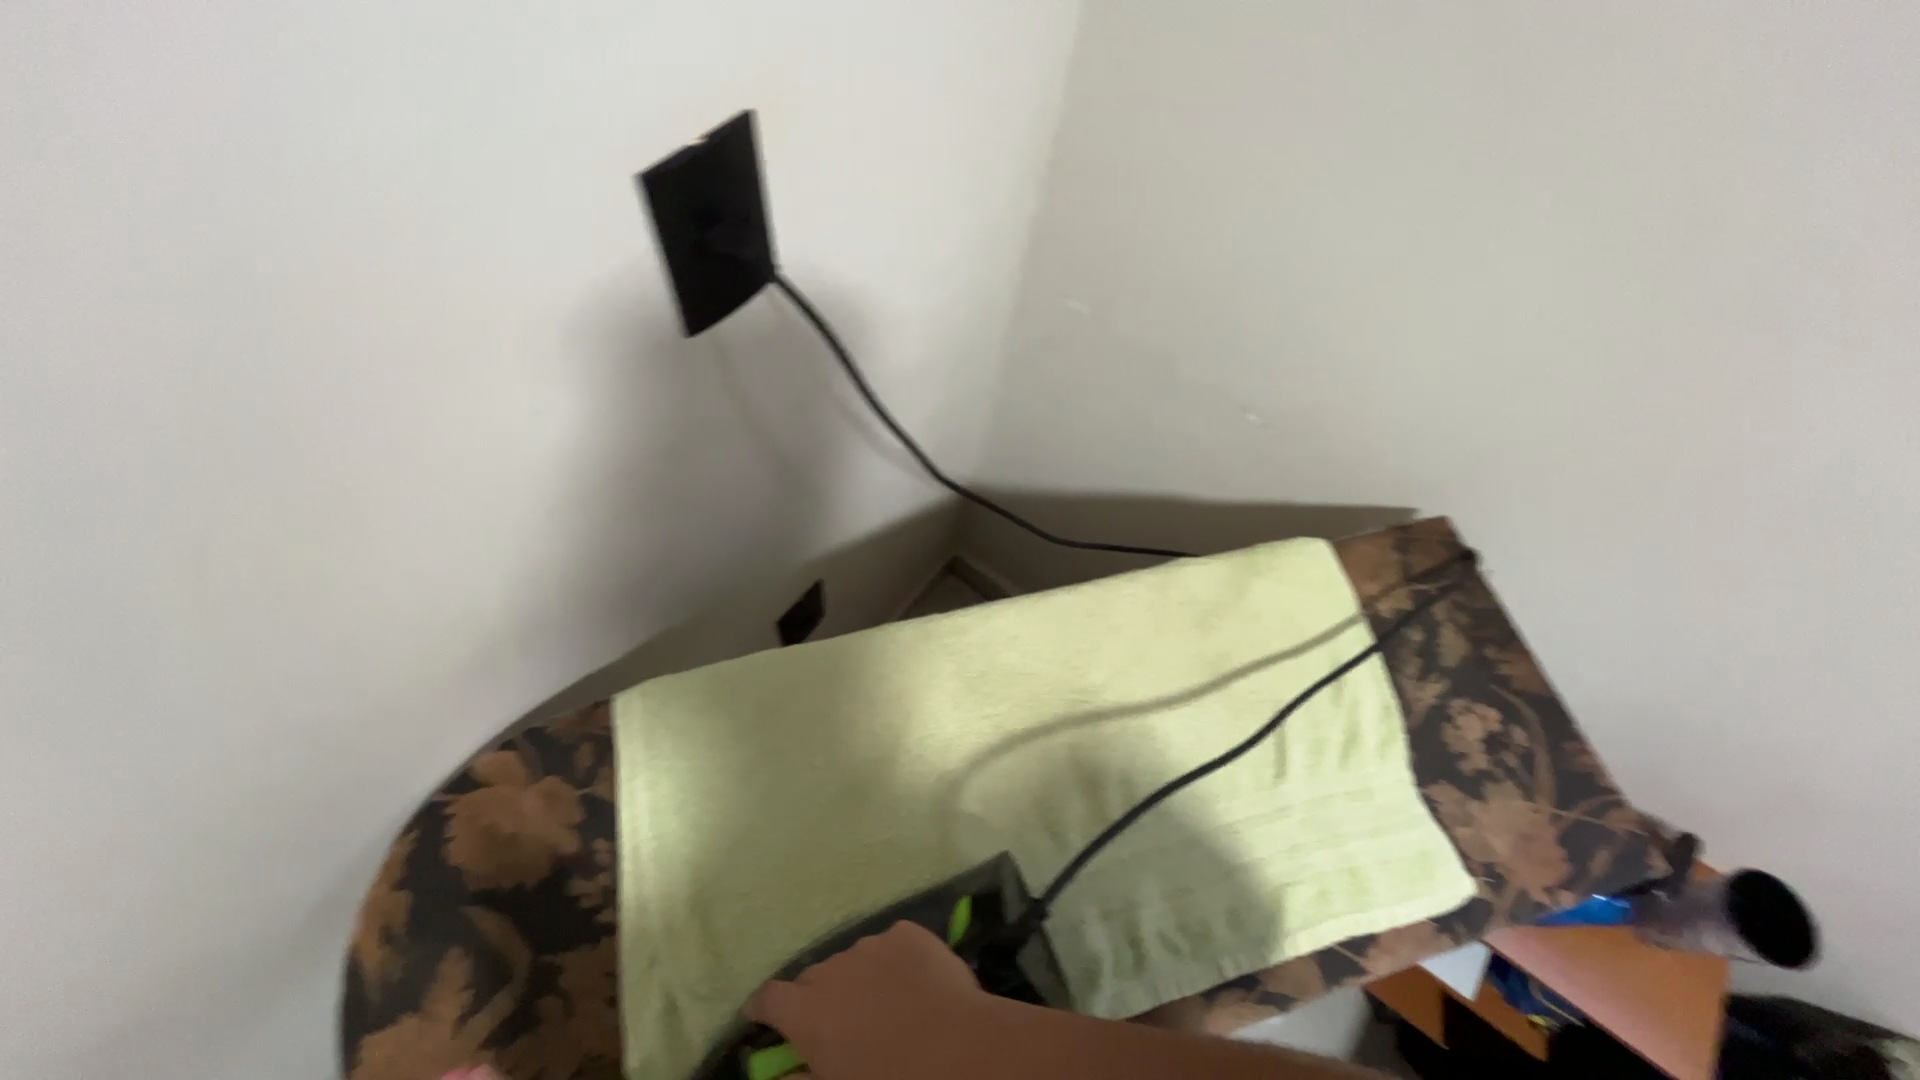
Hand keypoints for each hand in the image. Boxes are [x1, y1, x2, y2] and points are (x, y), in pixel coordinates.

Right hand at [748, 921, 990, 1079]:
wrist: (960, 1049)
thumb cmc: (893, 1079)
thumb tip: (782, 1073)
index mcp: (808, 1012)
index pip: (768, 998)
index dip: (764, 1007)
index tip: (763, 1016)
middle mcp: (833, 969)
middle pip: (812, 978)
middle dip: (818, 998)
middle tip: (840, 1025)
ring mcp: (871, 944)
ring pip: (854, 960)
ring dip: (859, 978)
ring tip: (886, 1005)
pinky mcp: (908, 933)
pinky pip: (891, 944)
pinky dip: (894, 961)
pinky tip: (914, 983)